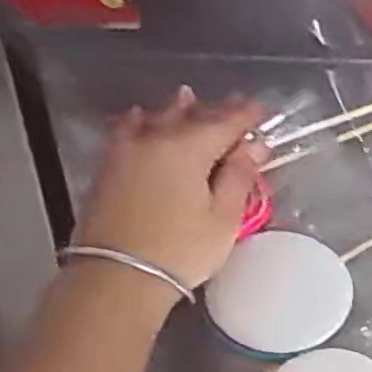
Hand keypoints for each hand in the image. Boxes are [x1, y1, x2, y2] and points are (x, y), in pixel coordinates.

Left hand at [73, 87, 268, 291]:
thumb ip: (238, 177)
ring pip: (157, 118)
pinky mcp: (110, 165)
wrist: (121, 271)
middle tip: (236, 107)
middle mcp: (153, 138)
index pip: (223, 123)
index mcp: (186, 148)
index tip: (261, 109)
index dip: (245, 116)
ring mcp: (126, 149)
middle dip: (215, 111)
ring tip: (190, 100)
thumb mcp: (223, 218)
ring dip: (179, 110)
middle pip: (189, 116)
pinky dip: (147, 121)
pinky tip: (145, 118)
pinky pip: (132, 129)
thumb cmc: (182, 249)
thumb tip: (254, 148)